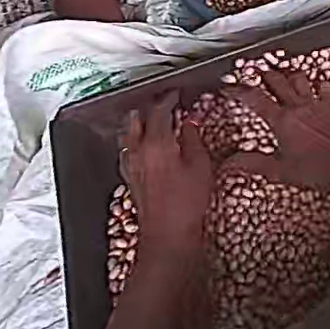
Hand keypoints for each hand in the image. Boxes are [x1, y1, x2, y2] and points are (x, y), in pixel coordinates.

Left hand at [118, 93, 212, 254]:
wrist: (167, 234)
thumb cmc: (187, 201)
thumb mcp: (200, 164)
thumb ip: (192, 138)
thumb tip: (189, 122)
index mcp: (157, 143)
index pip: (159, 111)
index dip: (169, 99)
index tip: (177, 94)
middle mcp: (138, 151)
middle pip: (138, 118)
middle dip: (152, 107)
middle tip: (168, 103)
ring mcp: (131, 164)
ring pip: (130, 133)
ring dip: (142, 122)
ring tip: (157, 119)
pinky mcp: (130, 177)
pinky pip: (128, 148)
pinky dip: (137, 139)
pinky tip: (147, 143)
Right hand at [221, 71, 329, 194]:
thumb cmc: (315, 170)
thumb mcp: (279, 171)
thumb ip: (253, 164)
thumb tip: (229, 163)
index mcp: (283, 121)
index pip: (255, 98)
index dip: (238, 91)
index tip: (228, 88)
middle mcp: (298, 107)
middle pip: (277, 80)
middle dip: (262, 74)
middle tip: (252, 73)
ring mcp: (315, 104)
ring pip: (299, 78)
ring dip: (287, 74)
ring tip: (279, 73)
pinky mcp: (328, 107)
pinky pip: (322, 87)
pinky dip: (315, 82)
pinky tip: (312, 83)